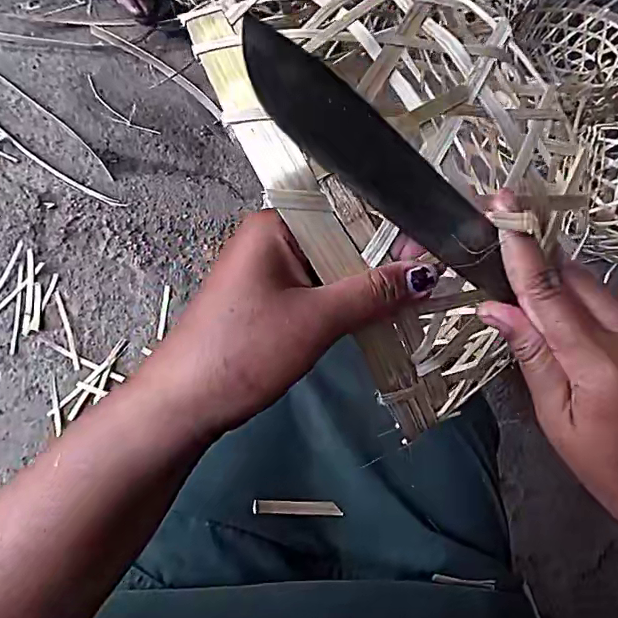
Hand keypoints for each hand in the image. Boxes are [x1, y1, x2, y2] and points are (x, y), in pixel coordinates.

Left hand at [130, 210, 433, 442]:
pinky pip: (320, 289)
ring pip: (333, 268)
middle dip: (385, 260)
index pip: (347, 212)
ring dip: (368, 284)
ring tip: (417, 292)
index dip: (392, 230)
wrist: (182, 405)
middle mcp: (273, 238)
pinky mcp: (271, 299)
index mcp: (277, 225)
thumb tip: (424, 273)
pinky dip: (347, 301)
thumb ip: (373, 293)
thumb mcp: (316, 319)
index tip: (433, 248)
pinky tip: (379, 311)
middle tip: (434, 275)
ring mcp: (270, 269)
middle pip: (343, 239)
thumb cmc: (242, 351)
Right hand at [475, 194, 617, 551]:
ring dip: (575, 296)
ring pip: (606, 293)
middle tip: (517, 257)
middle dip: (547, 268)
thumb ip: (533, 357)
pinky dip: (604, 315)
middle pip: (581, 280)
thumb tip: (495, 307)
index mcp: (603, 367)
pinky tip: (599, 346)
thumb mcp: (560, 423)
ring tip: (556, 325)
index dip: (523, 251)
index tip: (505, 208)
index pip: (550, 294)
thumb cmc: (617, 475)